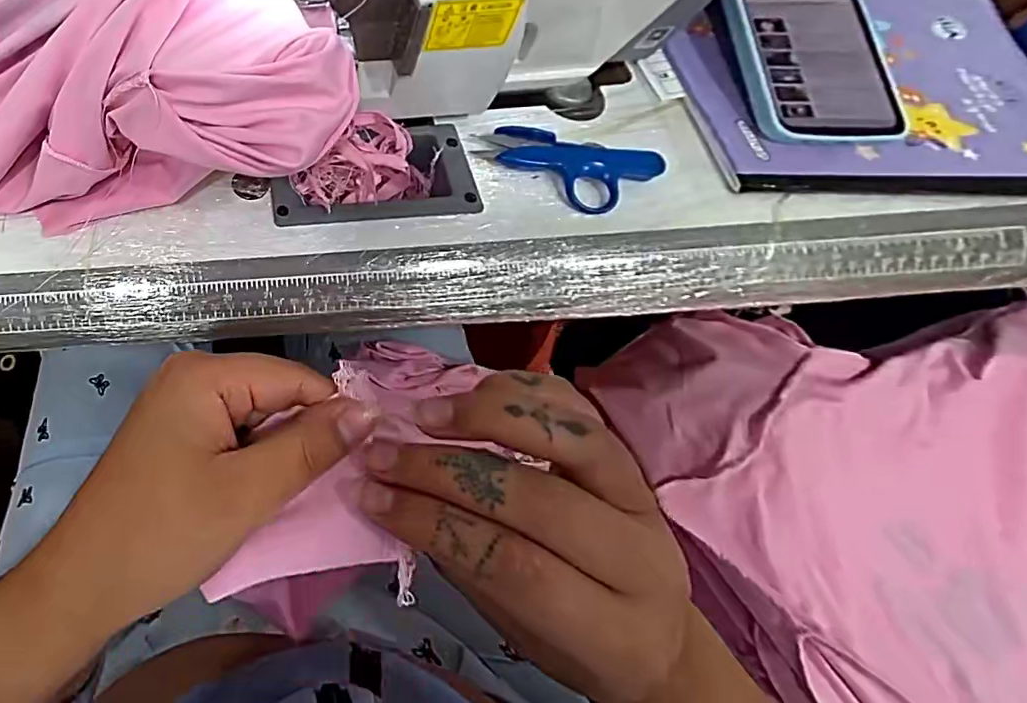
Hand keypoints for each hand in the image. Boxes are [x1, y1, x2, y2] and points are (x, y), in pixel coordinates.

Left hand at [0, 350, 379, 702]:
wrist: (86, 580)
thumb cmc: (165, 531)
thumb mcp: (247, 492)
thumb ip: (309, 447)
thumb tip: (366, 412)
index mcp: (203, 374)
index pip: (290, 377)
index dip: (332, 412)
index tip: (367, 452)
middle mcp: (190, 374)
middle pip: (272, 393)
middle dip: (303, 434)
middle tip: (331, 483)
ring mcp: (179, 400)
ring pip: (255, 414)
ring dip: (279, 450)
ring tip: (293, 491)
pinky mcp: (176, 428)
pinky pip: (232, 429)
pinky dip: (253, 457)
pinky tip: (260, 488)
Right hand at [358, 371, 764, 702]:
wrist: (656, 633)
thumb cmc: (569, 636)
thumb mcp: (514, 625)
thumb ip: (460, 558)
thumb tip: (389, 496)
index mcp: (611, 627)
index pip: (512, 564)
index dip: (432, 523)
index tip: (370, 495)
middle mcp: (637, 555)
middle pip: (534, 498)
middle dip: (442, 469)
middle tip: (383, 453)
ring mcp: (640, 495)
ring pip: (567, 438)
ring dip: (484, 417)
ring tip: (424, 414)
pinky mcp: (630, 454)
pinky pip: (574, 405)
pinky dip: (517, 390)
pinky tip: (470, 391)